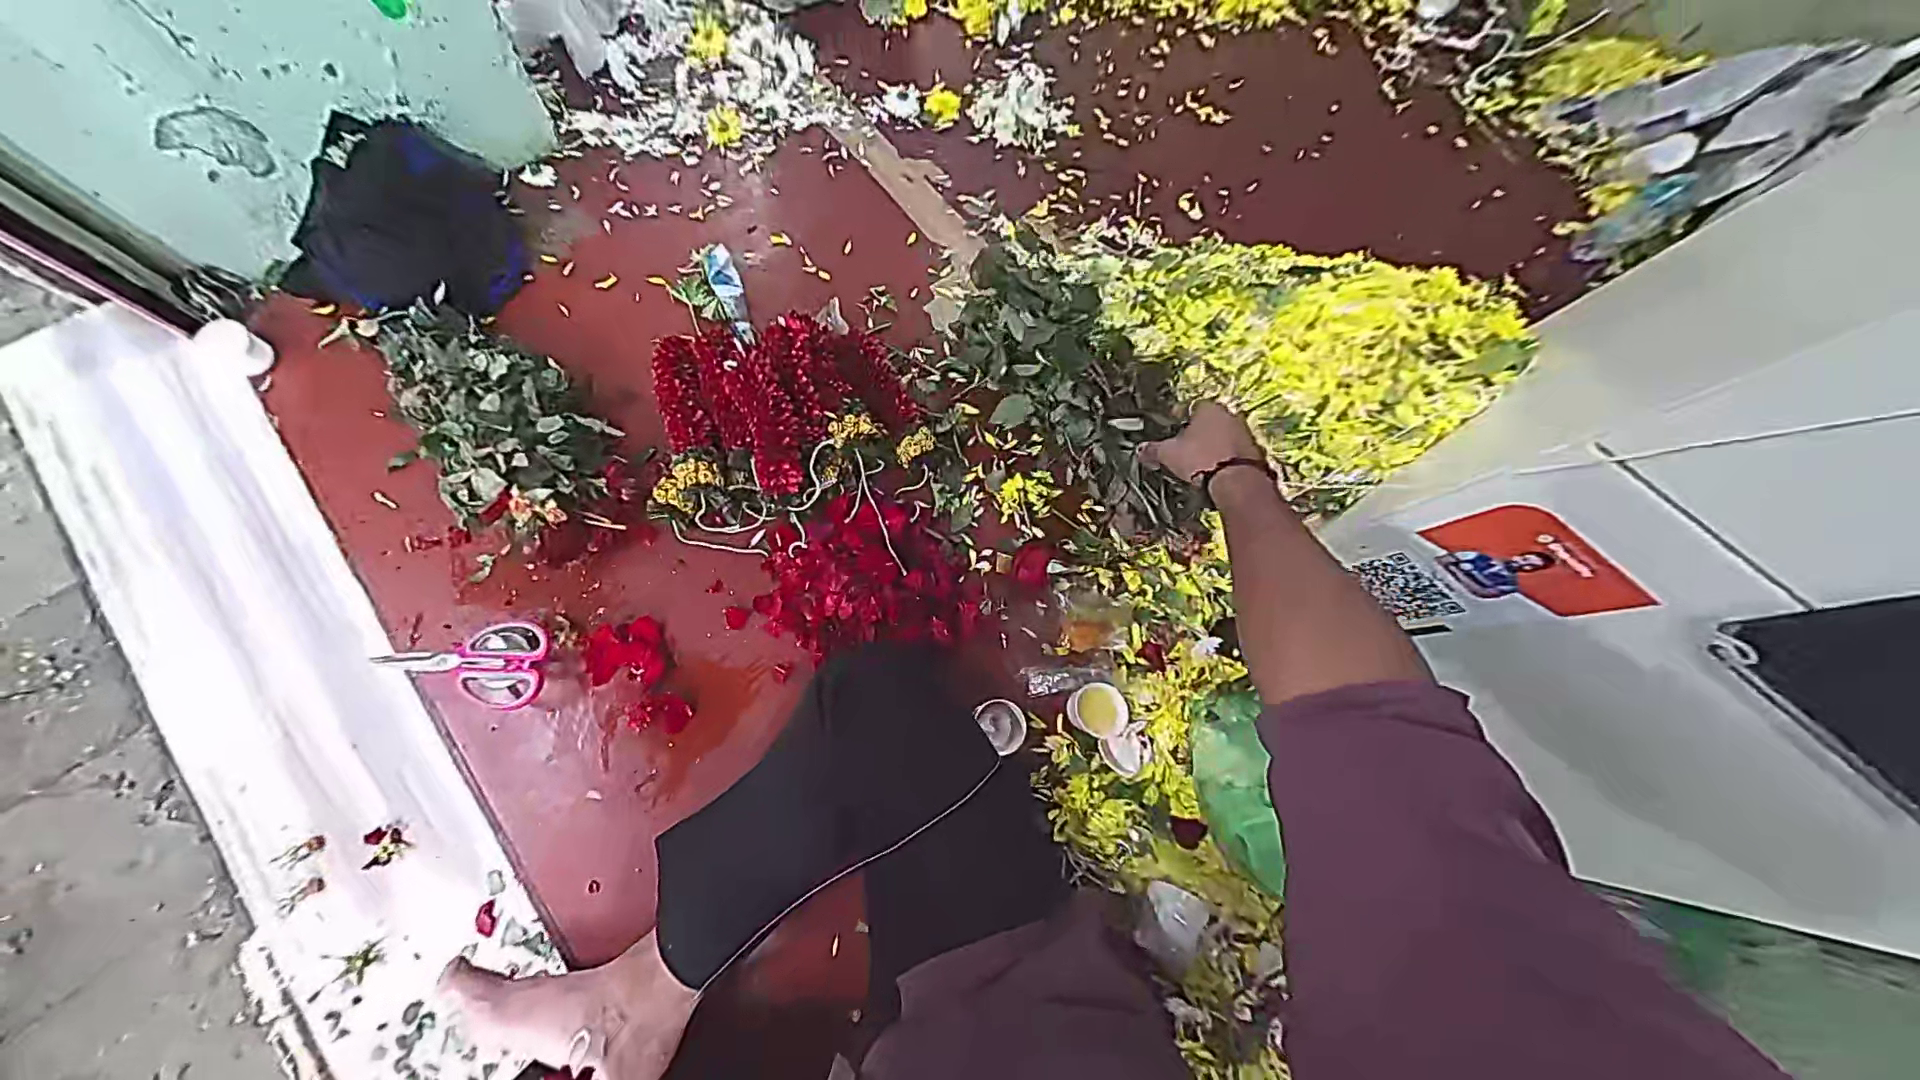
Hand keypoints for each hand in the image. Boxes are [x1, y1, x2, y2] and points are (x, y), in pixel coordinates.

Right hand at [1141, 401, 1263, 484]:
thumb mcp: (1168, 454)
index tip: (1171, 434)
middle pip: (1209, 422)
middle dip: (1197, 435)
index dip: (1178, 421)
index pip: (1190, 408)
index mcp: (1208, 408)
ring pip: (1223, 437)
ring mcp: (1245, 433)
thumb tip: (1141, 451)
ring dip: (1212, 448)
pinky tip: (1215, 473)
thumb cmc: (1201, 459)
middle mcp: (1230, 415)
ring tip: (1199, 466)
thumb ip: (1153, 450)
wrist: (1236, 482)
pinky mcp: (1255, 451)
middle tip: (1183, 451)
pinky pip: (1234, 452)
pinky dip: (1225, 460)